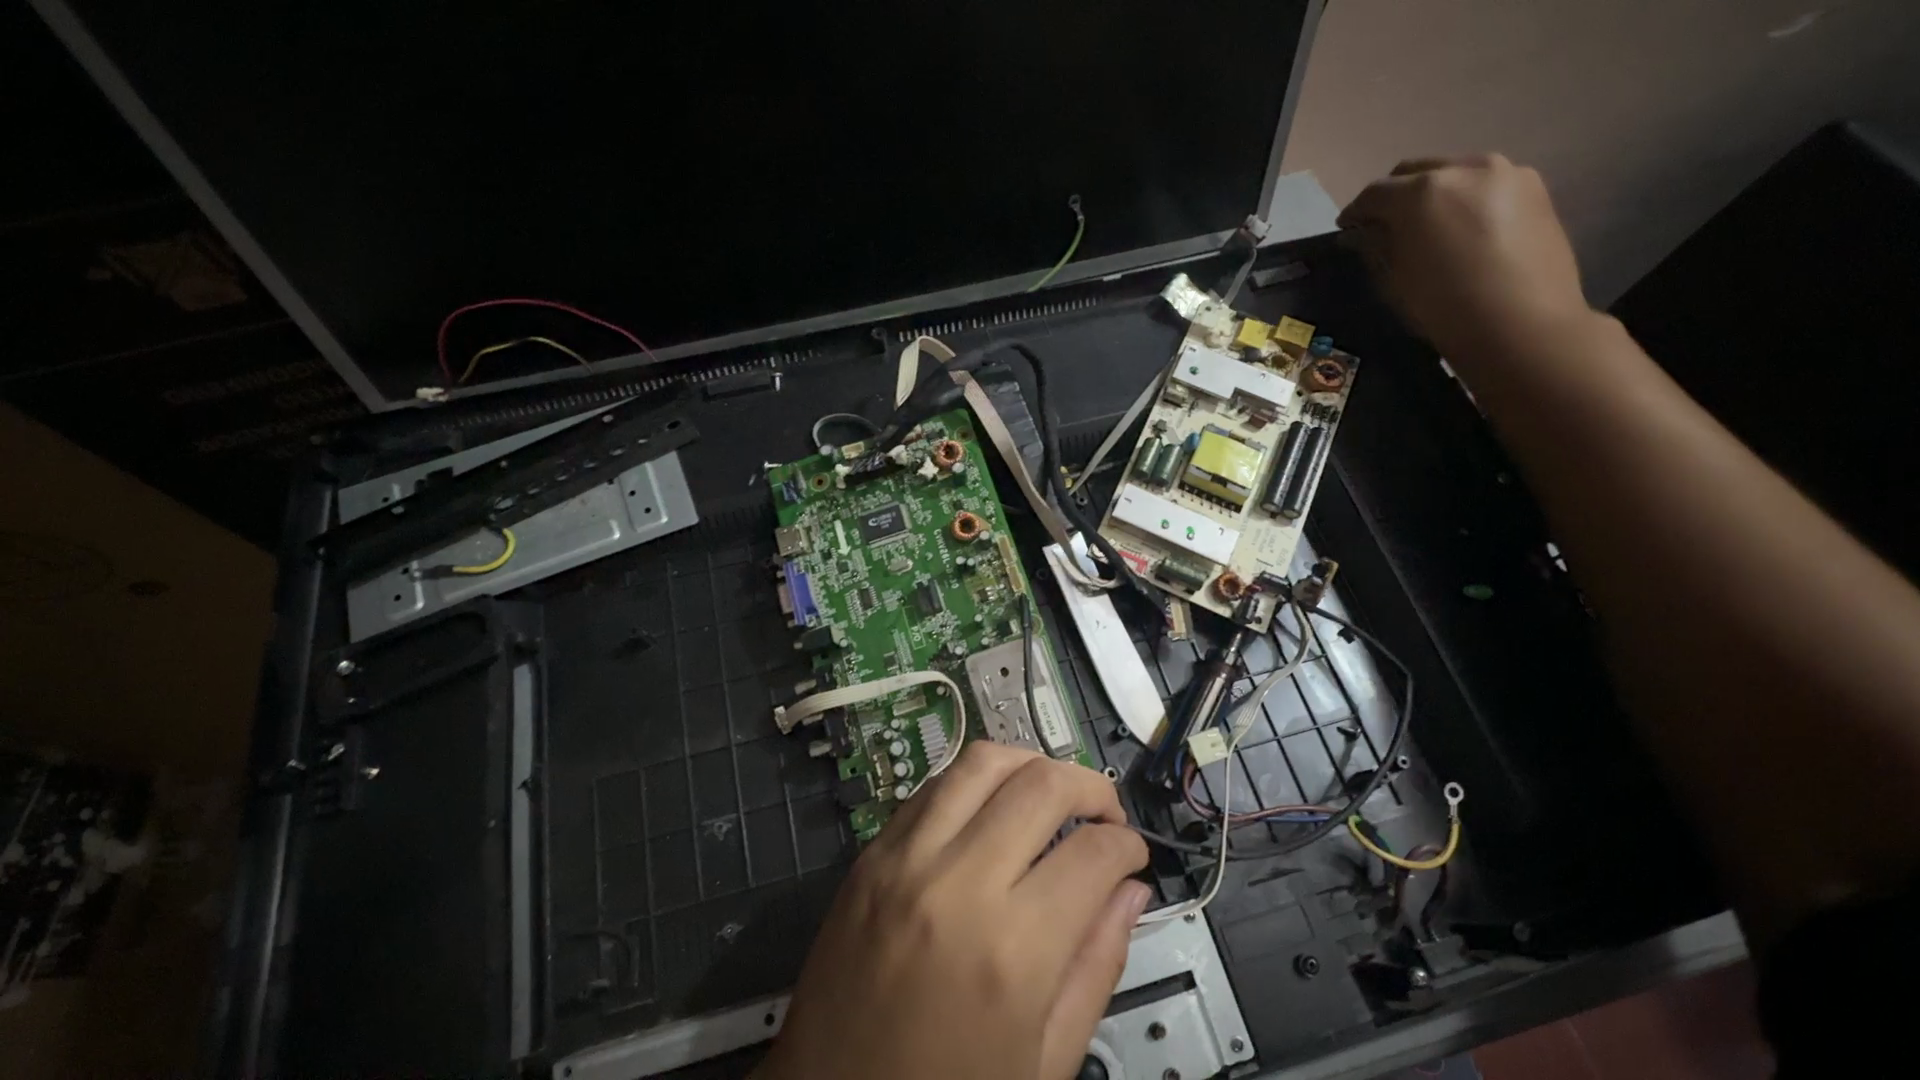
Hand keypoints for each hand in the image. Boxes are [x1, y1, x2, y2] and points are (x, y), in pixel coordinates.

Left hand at [758, 743, 1152, 1079]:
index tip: (1132, 857)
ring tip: (1050, 796)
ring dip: (1030, 766)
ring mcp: (904, 862)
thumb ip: (1097, 966)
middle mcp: (957, 885)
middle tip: (1103, 817)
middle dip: (1091, 788)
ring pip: (982, 762)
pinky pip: (931, 788)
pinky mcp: (868, 857)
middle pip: (1042, 785)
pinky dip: (973, 784)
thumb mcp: (1044, 1060)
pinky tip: (990, 812)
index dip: (1129, 846)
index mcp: (1013, 951)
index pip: (1096, 853)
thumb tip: (1129, 891)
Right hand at [1337, 155, 1593, 356]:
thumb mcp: (1395, 281)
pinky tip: (1466, 229)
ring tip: (1430, 225)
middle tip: (1386, 225)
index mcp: (1421, 191)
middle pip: (1416, 171)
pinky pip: (1487, 185)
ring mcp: (1506, 174)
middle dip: (1395, 194)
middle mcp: (1464, 168)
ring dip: (1435, 193)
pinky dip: (1468, 200)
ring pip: (1454, 173)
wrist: (1524, 328)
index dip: (1355, 213)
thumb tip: (1362, 233)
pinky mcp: (1536, 188)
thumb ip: (1375, 246)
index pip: (1374, 193)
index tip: (1348, 231)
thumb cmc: (1446, 309)